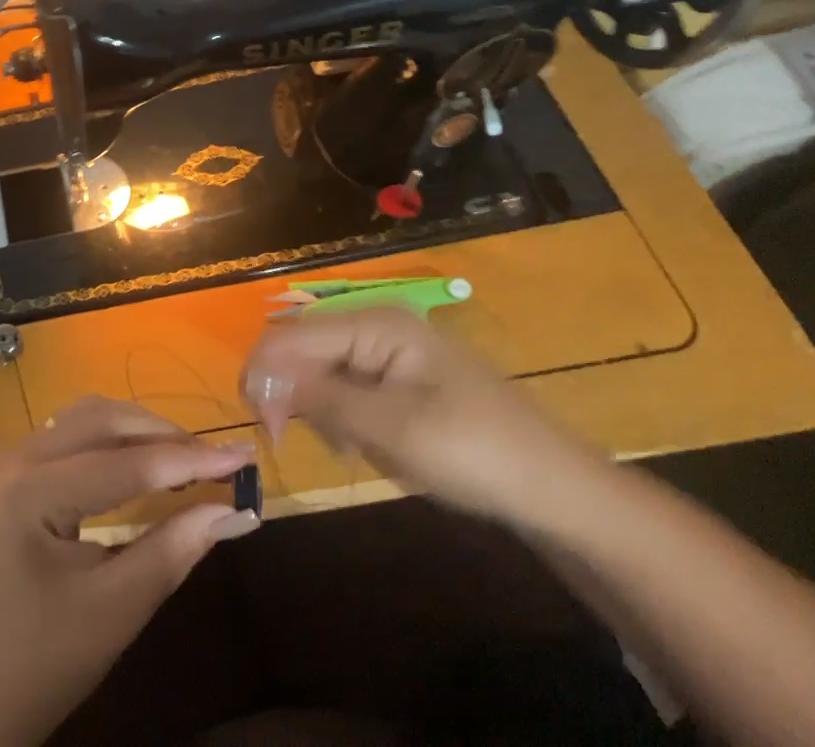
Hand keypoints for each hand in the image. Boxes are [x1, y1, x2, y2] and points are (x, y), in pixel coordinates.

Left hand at [0, 398, 259, 744]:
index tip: (245, 457)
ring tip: (192, 459)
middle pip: (100, 421)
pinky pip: (73, 434)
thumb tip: (238, 508)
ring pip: (88, 419)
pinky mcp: (17, 470)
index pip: (121, 464)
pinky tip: (151, 460)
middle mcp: (12, 462)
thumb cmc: (56, 651)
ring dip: (142, 431)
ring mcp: (9, 461)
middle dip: (164, 436)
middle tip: (220, 459)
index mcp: (28, 495)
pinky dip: (118, 439)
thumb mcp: (122, 603)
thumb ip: (177, 546)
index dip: (188, 459)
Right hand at [241, 308, 606, 524]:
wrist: (555, 489)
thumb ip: (319, 397)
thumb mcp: (389, 427)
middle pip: (299, 350)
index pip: (287, 337)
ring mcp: (389, 352)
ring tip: (349, 449)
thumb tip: (258, 377)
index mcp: (375, 324)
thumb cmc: (474, 452)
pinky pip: (345, 390)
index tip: (269, 431)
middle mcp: (377, 326)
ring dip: (317, 412)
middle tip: (308, 443)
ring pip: (317, 373)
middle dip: (292, 396)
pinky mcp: (399, 379)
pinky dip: (340, 419)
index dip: (264, 378)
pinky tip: (362, 445)